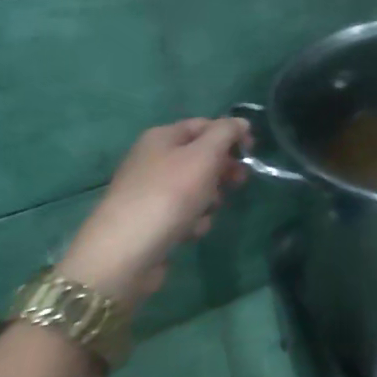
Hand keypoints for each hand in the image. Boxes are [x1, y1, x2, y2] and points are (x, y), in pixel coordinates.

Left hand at [55, 118, 250, 306]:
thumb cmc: (168, 195)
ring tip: (204, 213)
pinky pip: (183, 213)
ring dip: (209, 200)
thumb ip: (225, 134)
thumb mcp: (203, 156)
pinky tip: (189, 232)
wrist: (125, 253)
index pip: (204, 125)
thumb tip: (241, 123)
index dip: (231, 135)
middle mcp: (153, 159)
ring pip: (196, 188)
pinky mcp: (151, 221)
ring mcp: (150, 191)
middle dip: (221, 170)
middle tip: (238, 183)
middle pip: (200, 157)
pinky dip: (192, 221)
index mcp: (162, 137)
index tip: (252, 152)